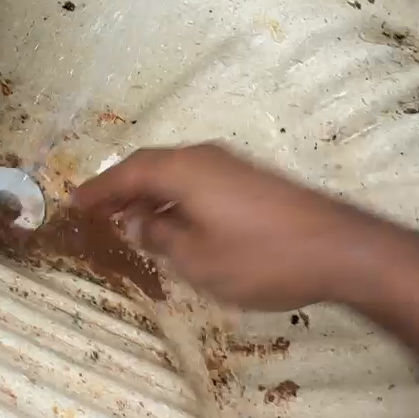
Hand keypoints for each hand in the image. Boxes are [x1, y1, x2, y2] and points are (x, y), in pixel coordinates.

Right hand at [71, 143, 418, 355]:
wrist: (345, 250)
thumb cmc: (262, 257)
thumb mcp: (199, 259)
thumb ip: (161, 238)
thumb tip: (140, 223)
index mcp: (181, 170)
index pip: (125, 174)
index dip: (97, 190)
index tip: (73, 203)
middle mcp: (202, 158)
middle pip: (148, 167)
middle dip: (120, 188)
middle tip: (98, 210)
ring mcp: (230, 165)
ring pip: (174, 173)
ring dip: (148, 193)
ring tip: (132, 218)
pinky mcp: (251, 180)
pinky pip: (196, 180)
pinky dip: (175, 196)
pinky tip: (178, 222)